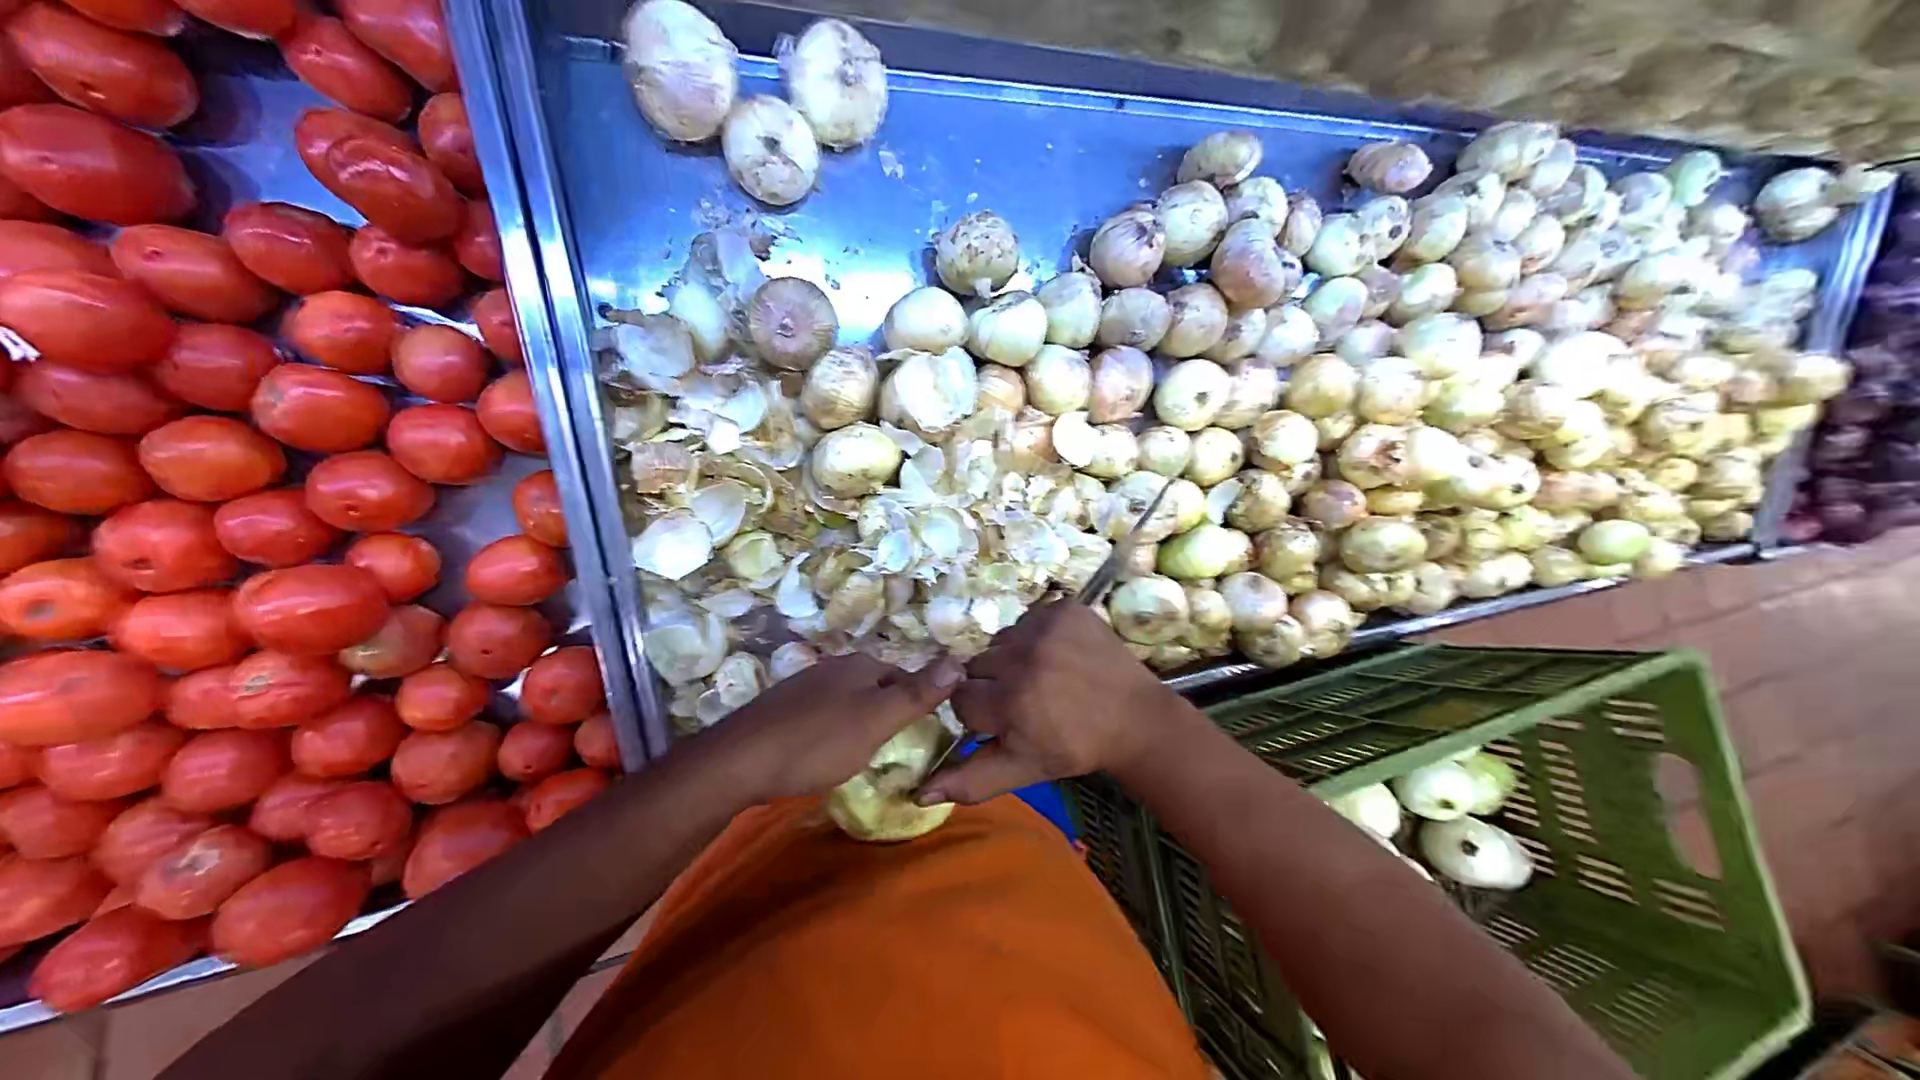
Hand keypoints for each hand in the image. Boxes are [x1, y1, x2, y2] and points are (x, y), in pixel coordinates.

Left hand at [707, 652, 965, 801]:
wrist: (741, 761)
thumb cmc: (818, 741)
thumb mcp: (877, 720)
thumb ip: (918, 693)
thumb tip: (958, 659)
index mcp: (861, 664)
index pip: (906, 676)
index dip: (918, 704)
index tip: (922, 735)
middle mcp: (835, 666)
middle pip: (877, 686)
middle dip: (888, 712)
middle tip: (893, 749)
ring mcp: (807, 685)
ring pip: (850, 700)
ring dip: (861, 722)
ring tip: (862, 754)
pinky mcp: (785, 708)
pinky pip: (824, 714)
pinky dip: (833, 730)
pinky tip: (825, 752)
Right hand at [918, 602, 1201, 805]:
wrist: (1134, 717)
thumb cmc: (1074, 747)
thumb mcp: (1023, 769)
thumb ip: (971, 779)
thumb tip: (920, 793)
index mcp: (1009, 701)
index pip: (962, 697)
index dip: (980, 710)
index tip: (1005, 717)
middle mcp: (1023, 658)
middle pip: (979, 664)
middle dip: (994, 682)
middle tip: (1025, 697)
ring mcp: (1045, 628)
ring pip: (1001, 640)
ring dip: (1012, 657)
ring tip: (1042, 675)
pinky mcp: (1064, 608)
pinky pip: (1028, 618)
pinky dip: (1035, 635)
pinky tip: (1056, 654)